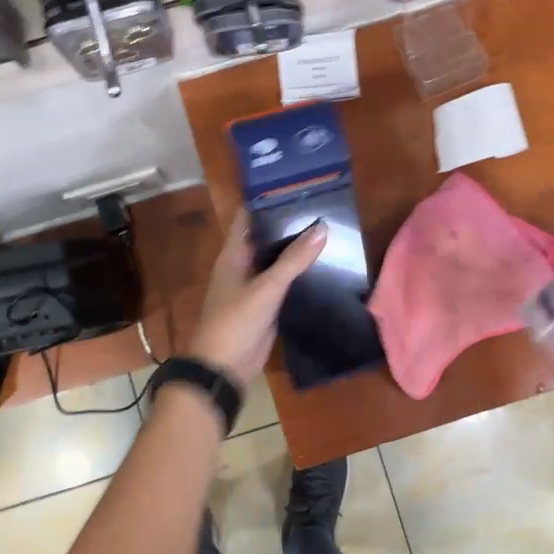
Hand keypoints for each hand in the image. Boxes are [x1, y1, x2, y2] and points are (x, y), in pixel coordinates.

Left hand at [187, 212, 326, 390]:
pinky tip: (325, 266)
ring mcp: (255, 287)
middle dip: (290, 223)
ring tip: (331, 229)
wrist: (223, 369)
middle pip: (267, 237)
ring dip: (298, 249)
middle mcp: (243, 266)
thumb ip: (293, 260)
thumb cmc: (235, 322)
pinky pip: (285, 284)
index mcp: (233, 254)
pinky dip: (301, 275)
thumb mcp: (266, 289)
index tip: (296, 184)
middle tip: (324, 204)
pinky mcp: (267, 307)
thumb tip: (322, 228)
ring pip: (278, 261)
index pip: (249, 216)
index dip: (269, 199)